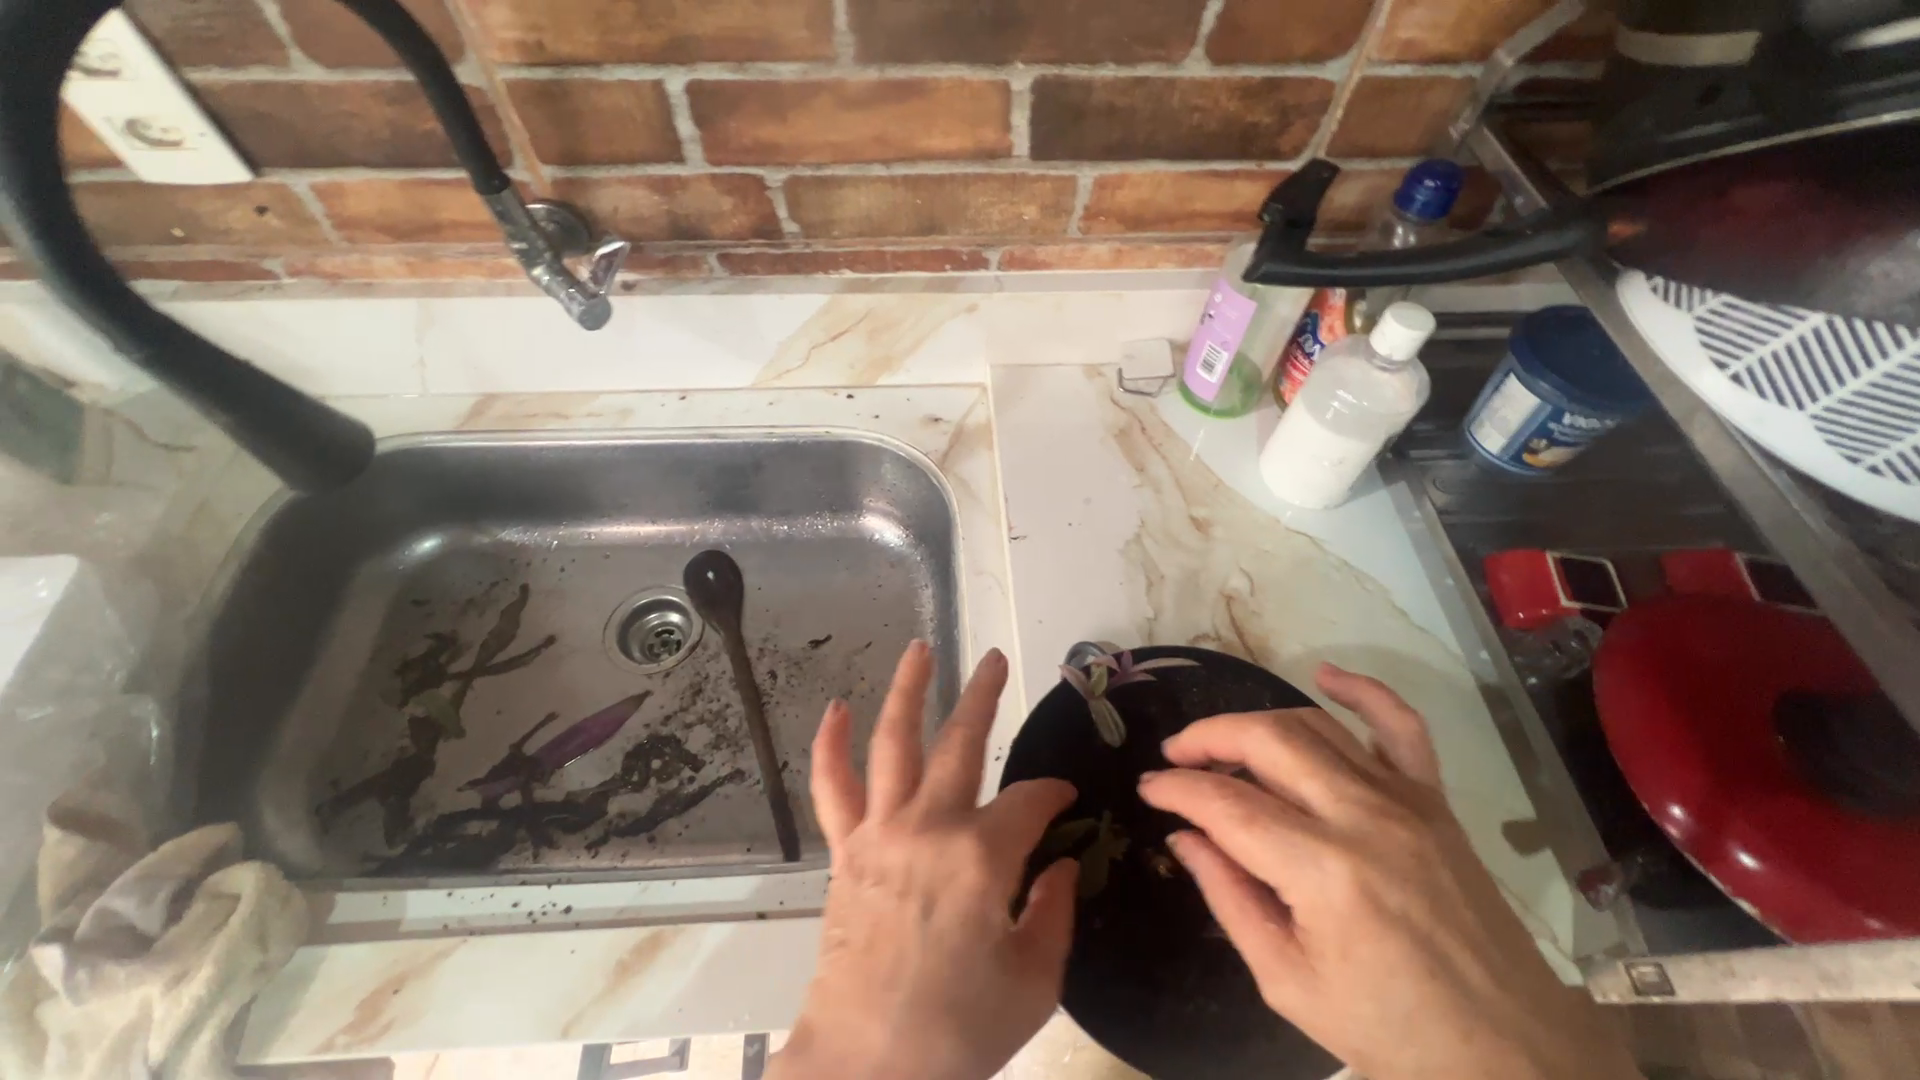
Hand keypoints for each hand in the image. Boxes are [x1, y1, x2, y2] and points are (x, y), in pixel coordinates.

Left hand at [770, 642, 1079, 1079]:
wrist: (869, 1065)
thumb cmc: (959, 1029)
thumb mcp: (1035, 979)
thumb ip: (1055, 910)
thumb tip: (1063, 864)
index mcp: (983, 856)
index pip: (1032, 801)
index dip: (1054, 794)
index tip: (1066, 799)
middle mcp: (929, 826)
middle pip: (963, 743)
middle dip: (984, 696)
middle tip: (997, 660)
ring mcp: (880, 832)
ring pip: (894, 743)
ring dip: (908, 690)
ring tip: (920, 649)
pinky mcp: (845, 851)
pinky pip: (833, 787)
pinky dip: (832, 745)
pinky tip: (838, 710)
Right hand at [1137, 663, 1638, 1079]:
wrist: (1510, 1052)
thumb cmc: (1391, 1032)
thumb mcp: (1287, 982)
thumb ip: (1229, 898)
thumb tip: (1184, 837)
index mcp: (1324, 873)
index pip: (1227, 805)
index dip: (1176, 789)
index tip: (1147, 788)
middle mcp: (1364, 818)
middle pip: (1266, 742)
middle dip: (1207, 739)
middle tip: (1174, 757)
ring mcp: (1406, 801)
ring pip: (1315, 727)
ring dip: (1257, 723)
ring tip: (1221, 743)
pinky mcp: (1434, 801)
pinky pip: (1401, 726)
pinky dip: (1363, 691)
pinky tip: (1325, 674)